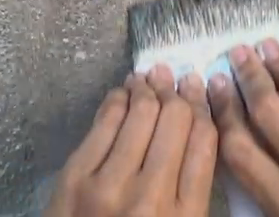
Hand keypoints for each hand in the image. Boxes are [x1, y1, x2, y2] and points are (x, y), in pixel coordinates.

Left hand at [44, 65, 217, 216]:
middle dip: (176, 93)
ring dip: (146, 89)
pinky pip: (104, 121)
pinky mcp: (75, 179)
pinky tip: (122, 94)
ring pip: (140, 112)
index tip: (197, 88)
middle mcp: (151, 200)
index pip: (204, 142)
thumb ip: (191, 188)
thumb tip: (195, 123)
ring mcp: (109, 187)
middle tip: (172, 78)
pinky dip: (117, 99)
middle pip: (175, 119)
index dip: (201, 107)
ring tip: (148, 80)